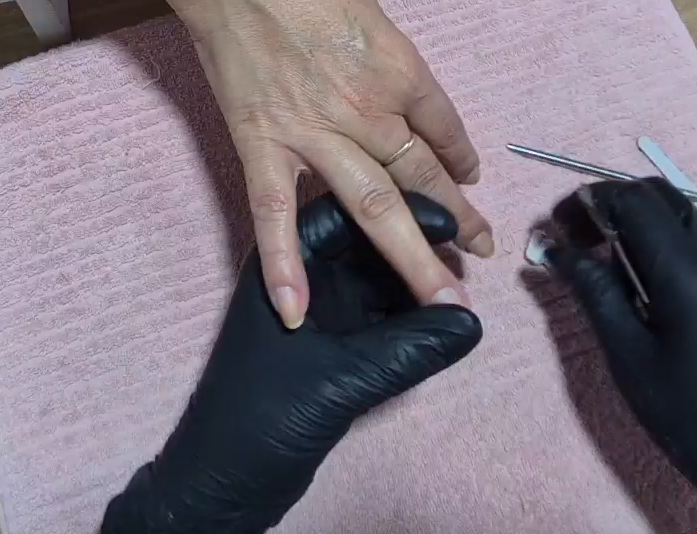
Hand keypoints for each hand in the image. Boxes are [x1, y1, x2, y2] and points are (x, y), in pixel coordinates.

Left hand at [102, 193, 481, 533]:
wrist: (224, 485)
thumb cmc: (262, 418)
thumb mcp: (339, 381)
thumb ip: (406, 350)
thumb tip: (471, 321)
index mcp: (283, 261)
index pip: (345, 215)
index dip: (397, 212)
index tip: (447, 224)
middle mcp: (301, 272)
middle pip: (365, 240)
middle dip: (413, 244)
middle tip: (464, 251)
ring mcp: (317, 306)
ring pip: (375, 276)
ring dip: (415, 278)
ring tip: (461, 282)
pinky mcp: (332, 338)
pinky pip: (378, 310)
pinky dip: (408, 310)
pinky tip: (441, 315)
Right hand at [175, 0, 494, 328]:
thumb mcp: (364, 6)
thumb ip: (383, 58)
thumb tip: (391, 90)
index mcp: (400, 68)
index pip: (443, 127)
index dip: (460, 155)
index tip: (467, 175)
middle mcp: (369, 110)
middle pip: (422, 176)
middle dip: (457, 218)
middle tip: (480, 252)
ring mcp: (314, 134)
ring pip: (373, 207)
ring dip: (412, 254)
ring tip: (442, 295)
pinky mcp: (262, 145)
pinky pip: (276, 215)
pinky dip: (285, 264)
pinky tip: (298, 311)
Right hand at [547, 181, 696, 533]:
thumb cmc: (693, 420)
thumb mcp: (628, 358)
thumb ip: (592, 291)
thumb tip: (555, 248)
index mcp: (688, 272)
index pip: (631, 200)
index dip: (588, 202)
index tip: (560, 229)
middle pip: (659, 195)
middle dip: (613, 203)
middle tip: (581, 239)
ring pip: (683, 215)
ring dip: (640, 222)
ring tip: (611, 265)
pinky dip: (666, 242)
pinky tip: (650, 287)